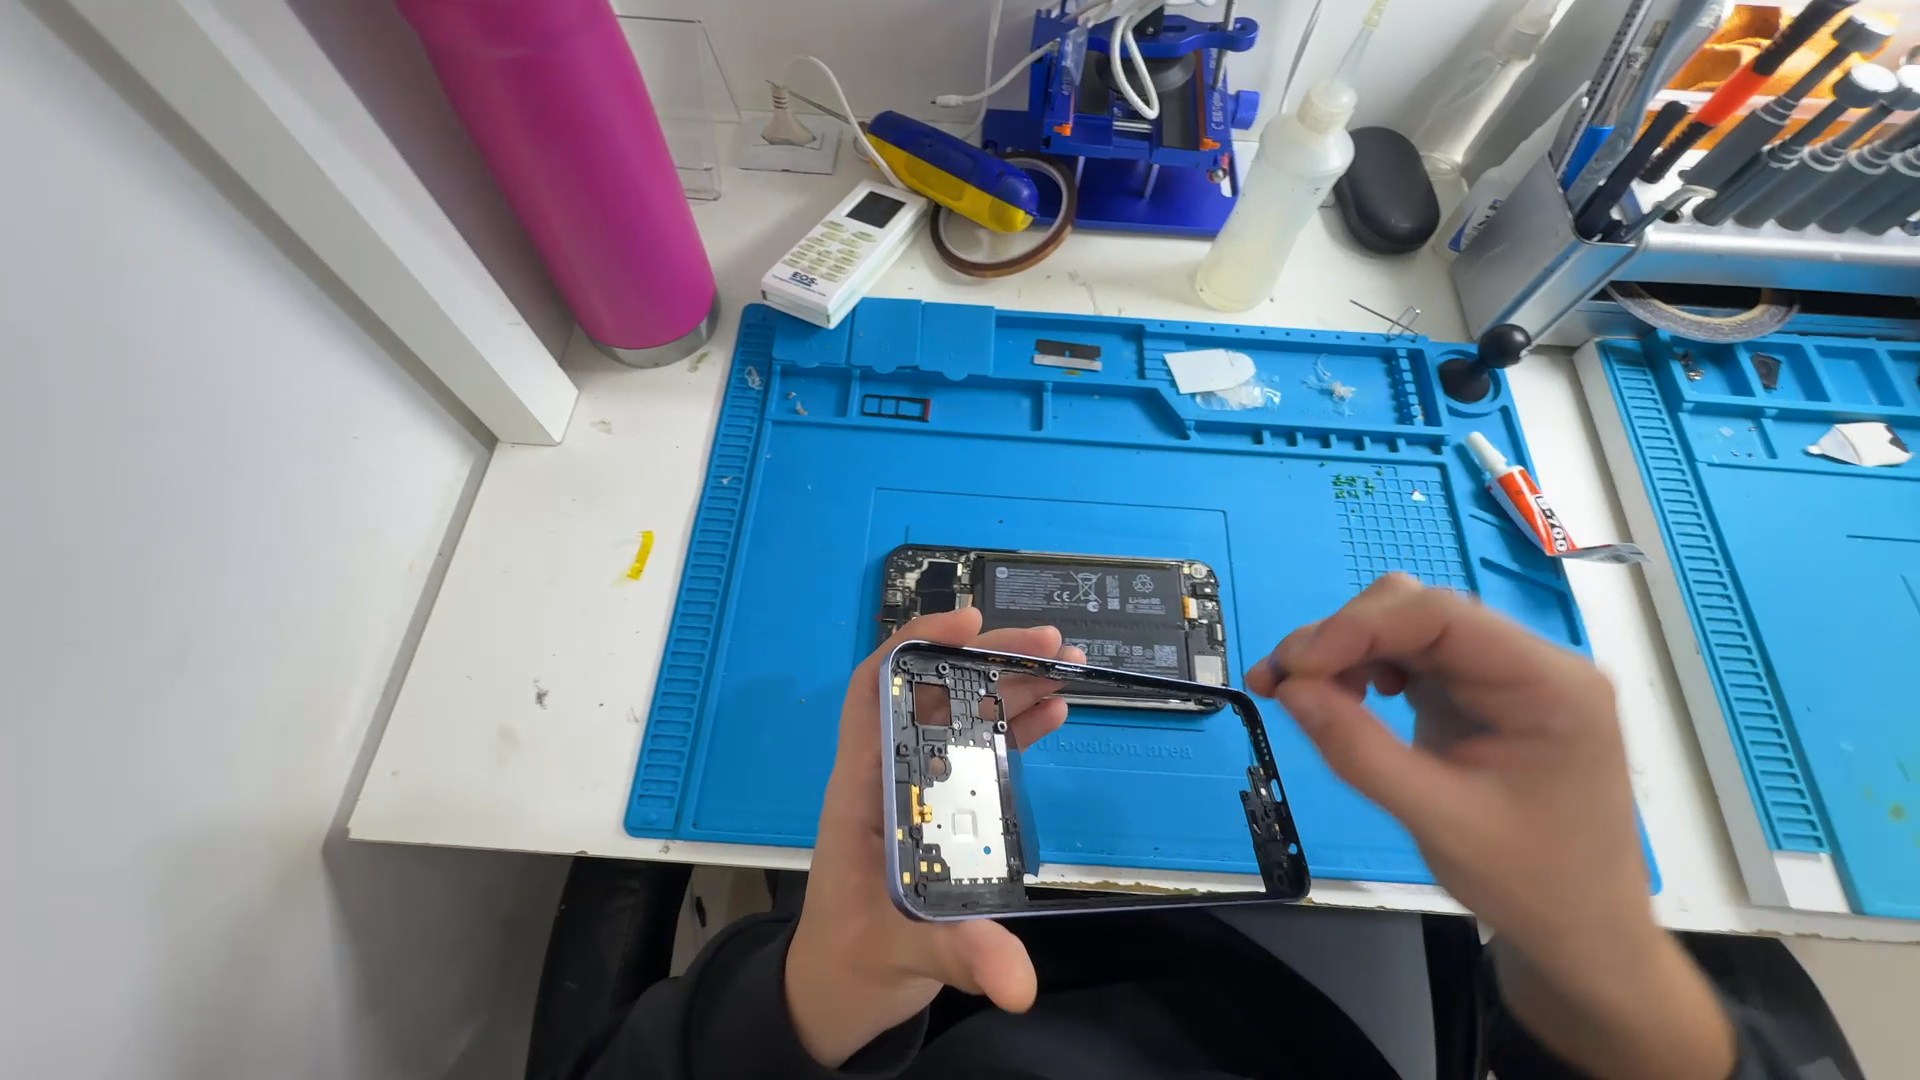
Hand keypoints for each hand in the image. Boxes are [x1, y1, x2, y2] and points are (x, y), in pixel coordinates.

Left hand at [785, 609, 1080, 1066]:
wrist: (841, 989)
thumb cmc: (851, 956)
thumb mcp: (901, 950)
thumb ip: (956, 954)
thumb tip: (1019, 980)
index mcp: (864, 782)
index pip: (876, 688)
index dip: (916, 644)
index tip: (971, 622)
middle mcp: (893, 769)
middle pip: (937, 692)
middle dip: (991, 659)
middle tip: (1053, 644)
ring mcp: (922, 785)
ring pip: (965, 715)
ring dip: (1012, 686)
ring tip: (1067, 668)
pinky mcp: (949, 808)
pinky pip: (981, 752)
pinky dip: (1016, 728)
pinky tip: (1052, 714)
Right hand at [1247, 574, 1733, 1079]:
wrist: (1578, 931)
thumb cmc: (1529, 882)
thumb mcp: (1438, 821)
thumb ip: (1360, 751)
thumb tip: (1288, 688)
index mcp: (1547, 684)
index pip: (1440, 615)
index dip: (1356, 628)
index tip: (1294, 668)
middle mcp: (1526, 662)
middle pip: (1414, 611)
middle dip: (1339, 638)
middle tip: (1279, 682)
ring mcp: (1498, 674)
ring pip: (1400, 626)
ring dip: (1340, 651)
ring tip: (1295, 693)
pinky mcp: (1472, 691)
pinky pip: (1402, 656)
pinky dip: (1356, 668)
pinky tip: (1336, 700)